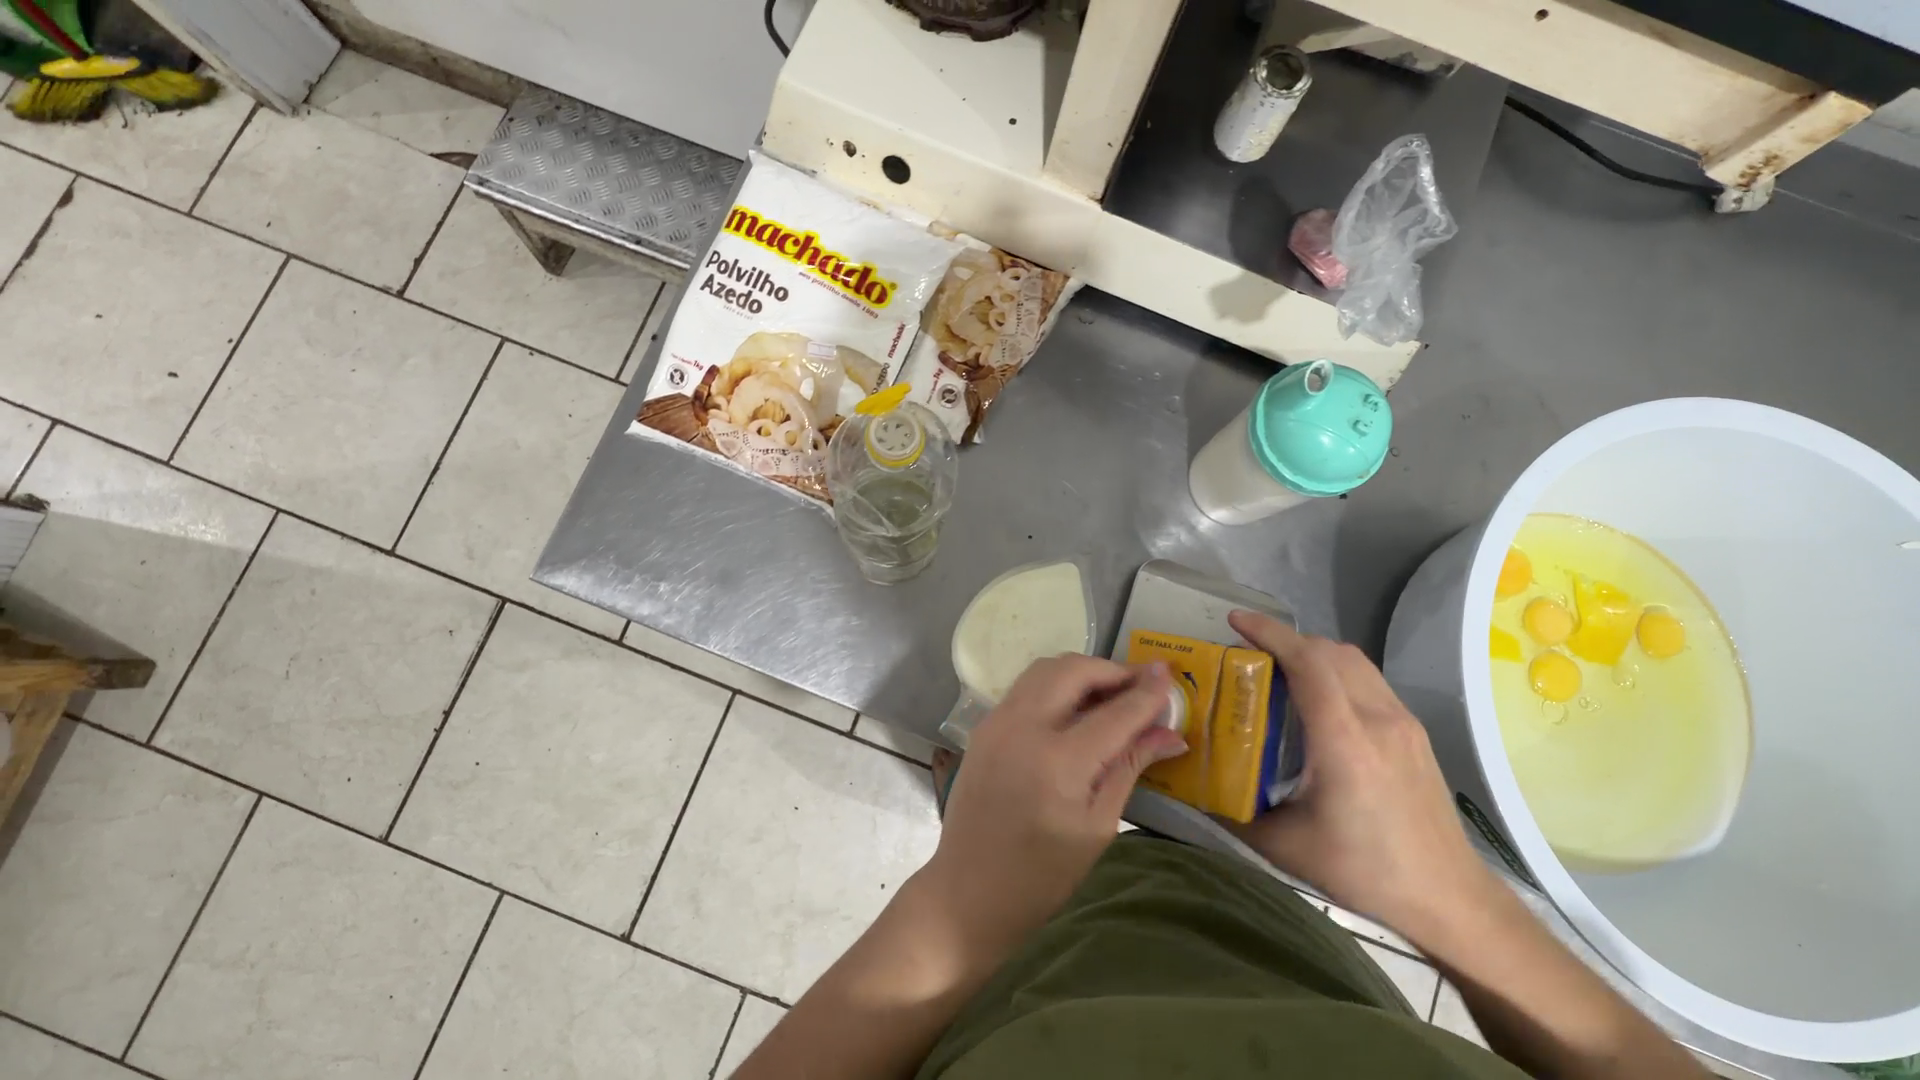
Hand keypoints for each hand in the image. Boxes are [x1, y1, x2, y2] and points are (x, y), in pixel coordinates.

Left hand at [928, 655, 1185, 941]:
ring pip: (1045, 670)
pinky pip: (1025, 689)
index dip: (1147, 693)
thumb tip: (1169, 733)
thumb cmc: (1041, 876)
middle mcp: (1022, 727)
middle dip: (1112, 671)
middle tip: (1143, 686)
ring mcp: (996, 723)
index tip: (1170, 675)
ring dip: (1082, 673)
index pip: (1114, 712)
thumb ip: (1129, 768)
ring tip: (1112, 694)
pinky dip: (1056, 686)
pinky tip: (1076, 709)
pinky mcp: (983, 729)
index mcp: (1058, 761)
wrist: (967, 892)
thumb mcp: (1097, 827)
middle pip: (1074, 671)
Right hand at [1225, 611, 1500, 943]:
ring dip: (1313, 653)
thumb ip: (1234, 810)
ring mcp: (1403, 722)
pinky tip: (1316, 701)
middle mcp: (1378, 718)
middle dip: (1286, 640)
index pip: (1308, 663)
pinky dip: (1335, 671)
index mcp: (1344, 741)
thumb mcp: (1284, 846)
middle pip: (1330, 651)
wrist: (1447, 895)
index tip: (1235, 621)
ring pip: (1354, 661)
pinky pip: (1369, 680)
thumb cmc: (1363, 871)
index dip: (1270, 633)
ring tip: (1278, 670)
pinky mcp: (1414, 732)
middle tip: (1248, 652)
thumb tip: (1194, 784)